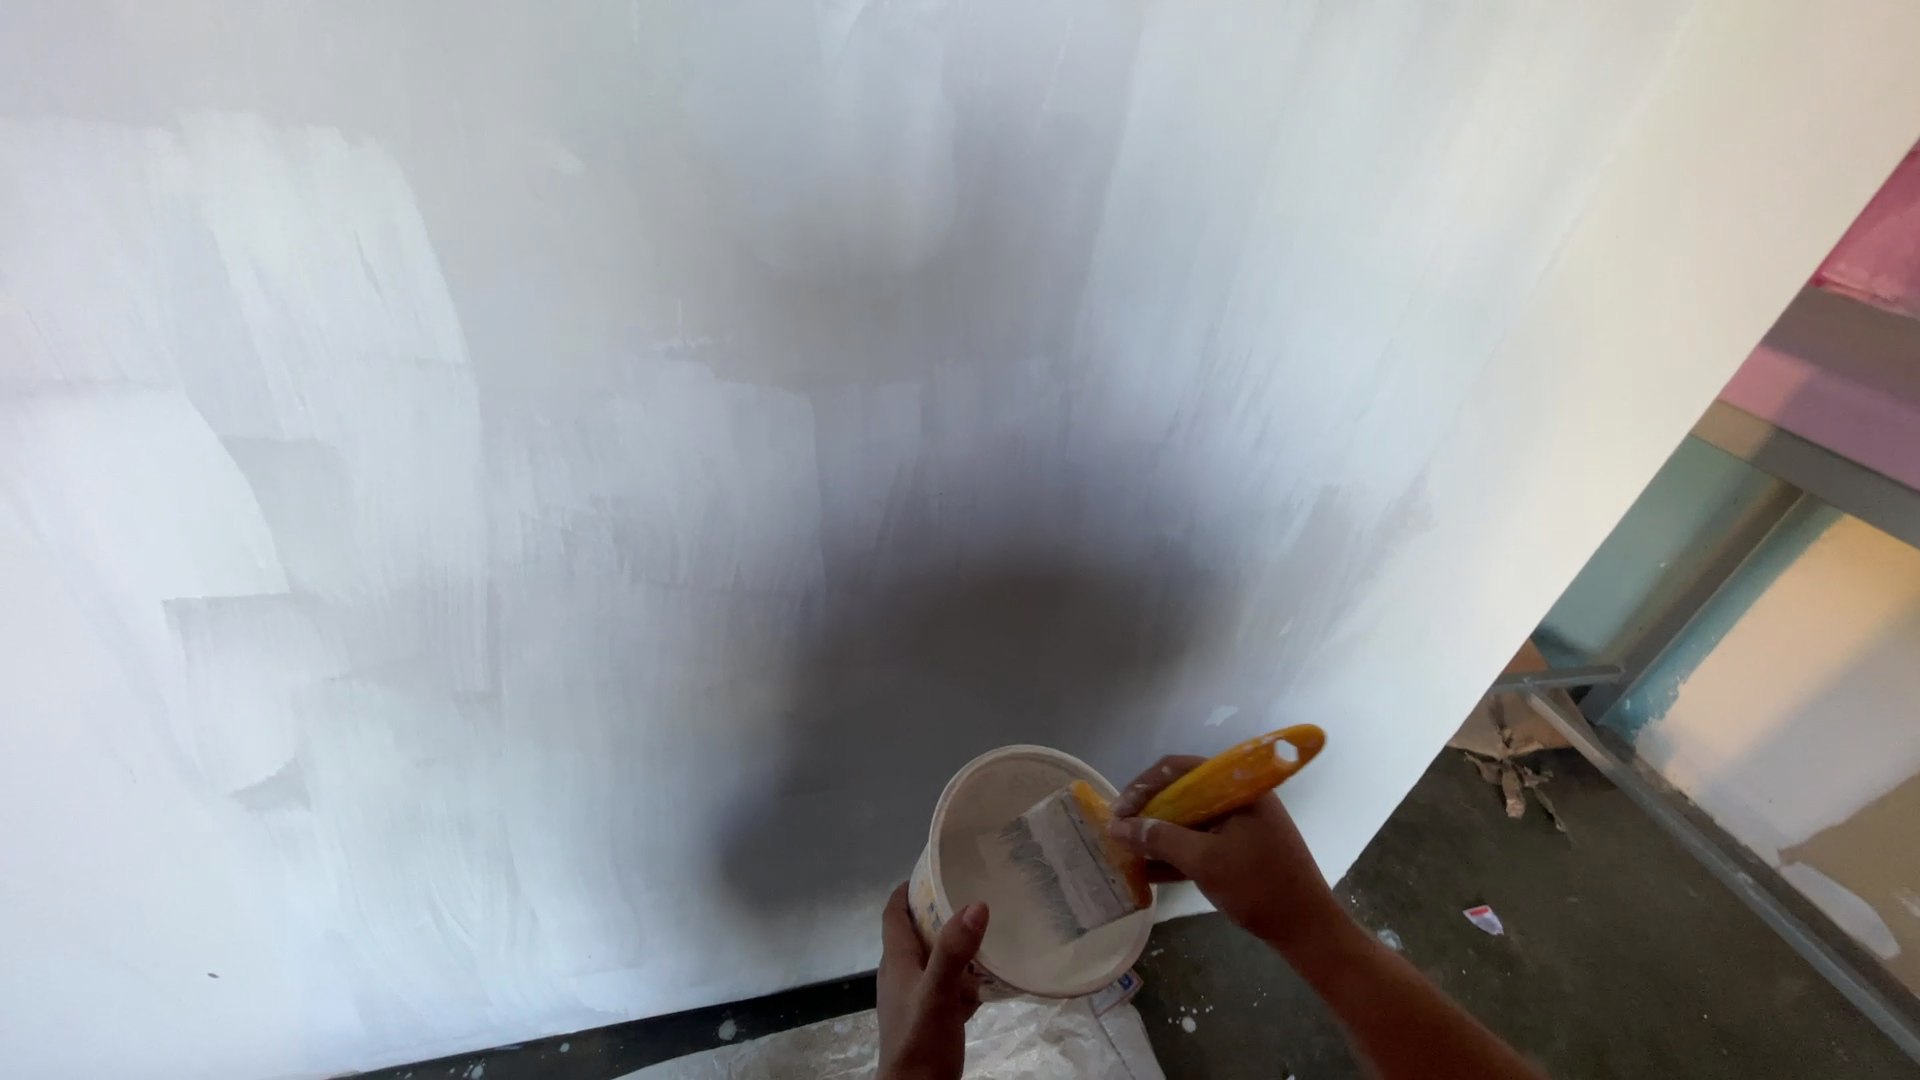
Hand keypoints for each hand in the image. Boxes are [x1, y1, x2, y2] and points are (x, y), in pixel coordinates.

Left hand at [876, 881, 988, 1079]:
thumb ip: (954, 950)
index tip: (932, 871)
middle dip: (939, 914)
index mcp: (896, 962)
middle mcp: (901, 976)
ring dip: (955, 948)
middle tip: (969, 896)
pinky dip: (963, 981)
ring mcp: (913, 999)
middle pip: (916, 933)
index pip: (893, 914)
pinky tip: (985, 984)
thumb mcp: (939, 992)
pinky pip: (946, 989)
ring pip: (934, 961)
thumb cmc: (920, 1042)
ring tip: (985, 934)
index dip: (907, 890)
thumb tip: (976, 903)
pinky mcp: (929, 1020)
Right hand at [1109, 755, 1341, 954]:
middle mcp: (1236, 798)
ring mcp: (1238, 824)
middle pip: (1181, 793)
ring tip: (1127, 851)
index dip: (1143, 786)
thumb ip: (1159, 839)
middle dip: (1147, 811)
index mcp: (1235, 787)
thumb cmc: (1260, 887)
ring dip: (1158, 834)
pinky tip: (1147, 870)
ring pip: (1187, 819)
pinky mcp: (1237, 848)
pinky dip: (1175, 853)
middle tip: (1120, 830)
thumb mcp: (1204, 861)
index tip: (1120, 811)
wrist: (1310, 932)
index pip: (1179, 769)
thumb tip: (1116, 827)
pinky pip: (1199, 841)